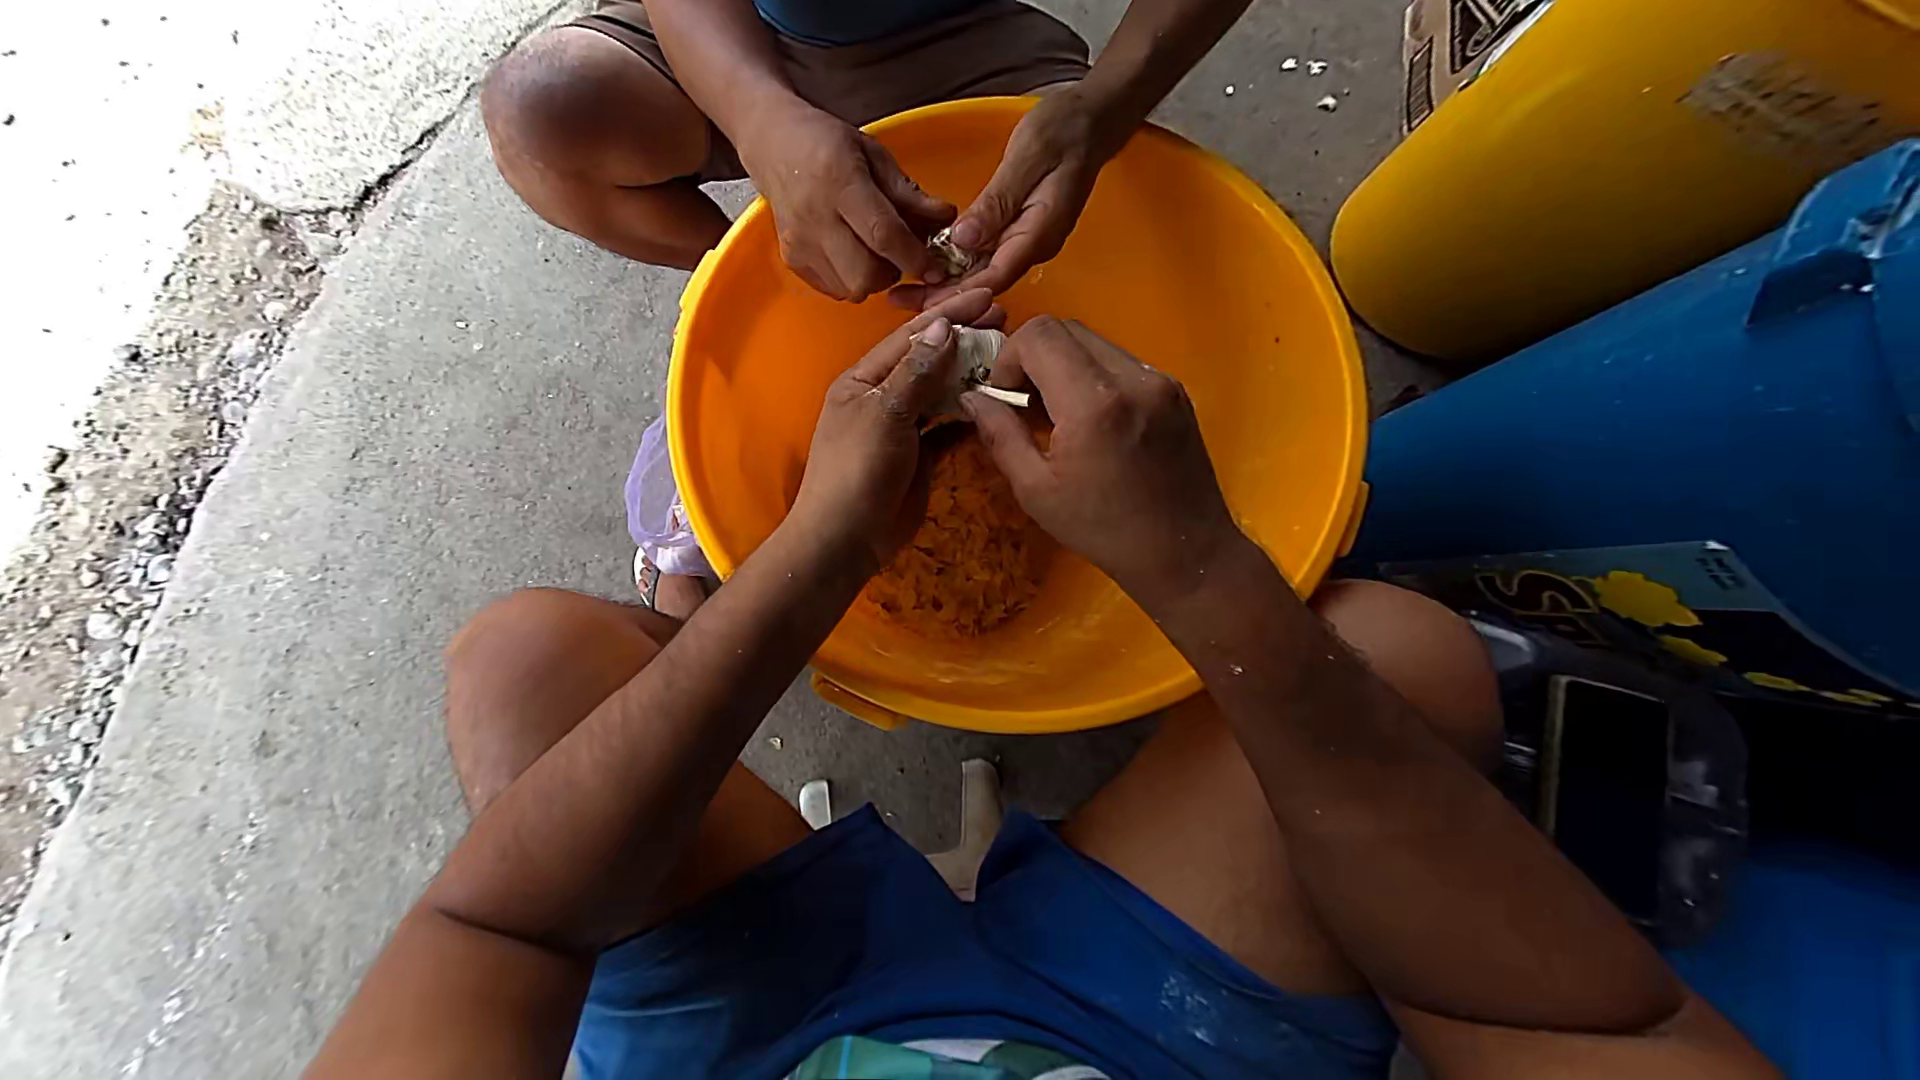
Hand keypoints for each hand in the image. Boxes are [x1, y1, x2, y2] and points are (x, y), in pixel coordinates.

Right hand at [738, 102, 955, 301]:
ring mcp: (800, 242)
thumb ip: (910, 193)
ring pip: (851, 288)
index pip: (883, 235)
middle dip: (892, 273)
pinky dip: (852, 281)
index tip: (934, 269)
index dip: (914, 257)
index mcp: (840, 182)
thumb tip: (946, 219)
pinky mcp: (792, 259)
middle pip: (865, 274)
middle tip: (897, 256)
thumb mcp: (875, 155)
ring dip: (872, 279)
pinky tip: (853, 257)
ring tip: (873, 254)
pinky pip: (835, 290)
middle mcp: (815, 216)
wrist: (773, 144)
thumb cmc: (829, 146)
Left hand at [787, 289, 1004, 570]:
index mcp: (864, 379)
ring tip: (1007, 358)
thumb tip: (943, 326)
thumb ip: (916, 372)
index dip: (949, 315)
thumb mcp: (884, 414)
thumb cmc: (857, 470)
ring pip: (942, 393)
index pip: (911, 337)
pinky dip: (969, 416)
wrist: (846, 538)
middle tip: (1006, 321)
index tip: (987, 296)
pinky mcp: (921, 456)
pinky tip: (996, 405)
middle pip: (929, 361)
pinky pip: (948, 428)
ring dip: (971, 377)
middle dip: (965, 341)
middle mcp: (884, 396)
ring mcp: (903, 427)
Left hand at [889, 90, 1124, 309]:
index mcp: (1040, 234)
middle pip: (985, 283)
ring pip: (983, 274)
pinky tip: (930, 267)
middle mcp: (1033, 247)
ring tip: (907, 291)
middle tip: (902, 301)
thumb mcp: (1028, 158)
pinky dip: (957, 265)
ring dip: (947, 285)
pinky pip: (985, 257)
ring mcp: (1025, 242)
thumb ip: (998, 202)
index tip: (924, 300)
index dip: (959, 292)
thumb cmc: (1063, 131)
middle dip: (944, 296)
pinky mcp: (1017, 234)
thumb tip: (964, 241)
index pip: (996, 276)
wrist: (1090, 122)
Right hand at [960, 317, 1240, 597]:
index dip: (1009, 357)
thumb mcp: (1036, 490)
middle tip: (1027, 407)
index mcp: (1094, 404)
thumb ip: (1000, 434)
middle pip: (1066, 328)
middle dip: (1033, 358)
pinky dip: (1093, 378)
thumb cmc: (1103, 530)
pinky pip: (1120, 362)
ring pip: (1094, 342)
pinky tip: (1092, 423)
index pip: (1039, 334)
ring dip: (1064, 367)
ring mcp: (1160, 380)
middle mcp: (1132, 377)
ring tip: (1059, 418)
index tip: (1006, 398)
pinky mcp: (1174, 390)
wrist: (1185, 552)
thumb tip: (973, 397)